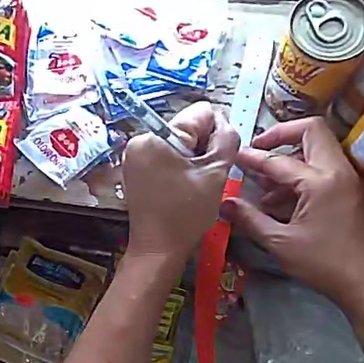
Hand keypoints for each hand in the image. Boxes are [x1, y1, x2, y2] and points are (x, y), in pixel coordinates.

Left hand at [122, 102, 238, 265]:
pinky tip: (185, 187)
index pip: (200, 113)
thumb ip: (227, 140)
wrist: (158, 249)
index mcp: (156, 136)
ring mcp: (136, 155)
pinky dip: (180, 167)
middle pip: (188, 126)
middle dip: (203, 147)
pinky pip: (167, 156)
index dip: (218, 132)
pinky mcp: (137, 169)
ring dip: (194, 158)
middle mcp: (141, 139)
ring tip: (196, 184)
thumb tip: (225, 123)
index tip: (219, 158)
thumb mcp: (215, 174)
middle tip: (207, 176)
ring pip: (179, 142)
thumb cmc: (185, 214)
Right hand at [220, 117, 363, 311]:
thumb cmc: (323, 263)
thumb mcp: (280, 243)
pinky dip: (301, 172)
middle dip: (281, 134)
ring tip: (264, 182)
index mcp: (320, 181)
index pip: (279, 160)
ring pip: (317, 148)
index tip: (234, 156)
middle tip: (258, 150)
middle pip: (311, 130)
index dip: (253, 158)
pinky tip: (278, 199)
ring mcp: (346, 179)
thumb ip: (250, 219)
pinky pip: (322, 167)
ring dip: (291, 155)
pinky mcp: (348, 190)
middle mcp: (337, 170)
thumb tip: (225, 204)